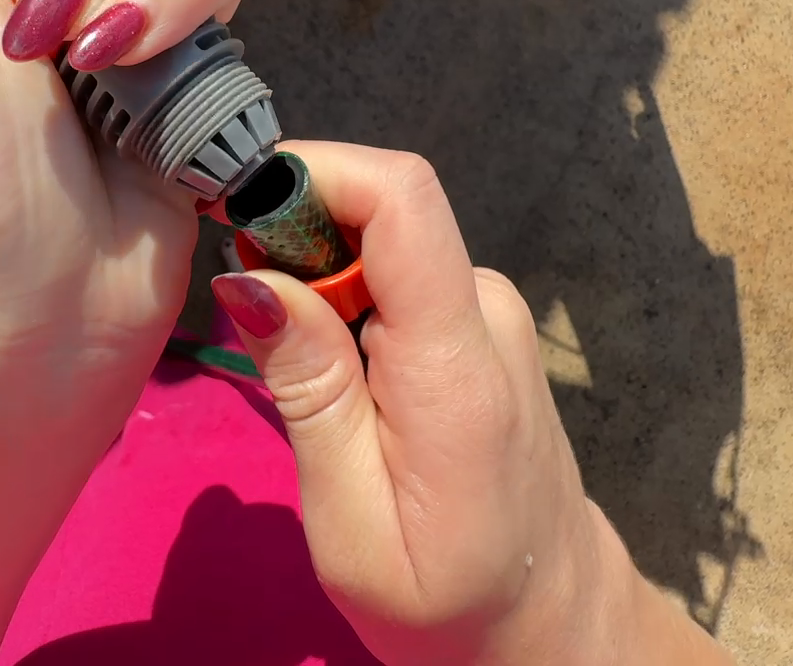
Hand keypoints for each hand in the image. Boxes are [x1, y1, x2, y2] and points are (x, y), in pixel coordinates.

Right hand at [212, 142, 730, 665]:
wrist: (555, 621)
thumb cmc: (449, 599)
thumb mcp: (351, 522)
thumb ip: (307, 388)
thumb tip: (248, 276)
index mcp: (457, 361)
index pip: (401, 198)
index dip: (313, 171)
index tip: (237, 206)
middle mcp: (486, 307)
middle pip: (379, 211)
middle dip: (296, 235)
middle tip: (255, 321)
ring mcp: (490, 307)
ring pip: (380, 241)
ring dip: (317, 273)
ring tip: (298, 366)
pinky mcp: (481, 318)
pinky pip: (397, 269)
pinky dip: (345, 292)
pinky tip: (338, 369)